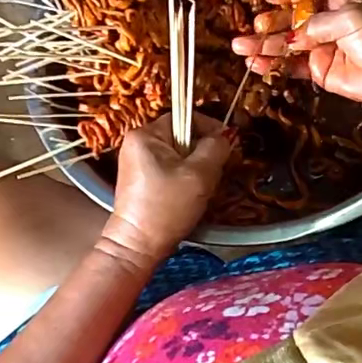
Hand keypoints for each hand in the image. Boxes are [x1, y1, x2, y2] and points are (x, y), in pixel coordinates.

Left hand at [100, 113, 230, 265]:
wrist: (138, 246)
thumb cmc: (167, 209)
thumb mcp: (200, 175)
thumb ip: (216, 148)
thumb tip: (225, 135)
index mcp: (145, 135)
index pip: (183, 116)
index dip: (208, 127)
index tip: (225, 145)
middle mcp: (136, 143)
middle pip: (181, 136)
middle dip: (201, 151)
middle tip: (214, 171)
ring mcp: (135, 162)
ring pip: (177, 154)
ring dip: (194, 167)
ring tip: (201, 187)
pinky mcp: (139, 181)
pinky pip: (168, 169)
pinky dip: (182, 178)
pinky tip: (188, 195)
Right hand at [232, 0, 361, 114]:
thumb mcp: (351, 19)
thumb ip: (317, 24)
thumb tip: (292, 33)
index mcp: (341, 2)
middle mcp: (329, 23)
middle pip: (293, 20)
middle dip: (271, 23)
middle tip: (254, 27)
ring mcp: (323, 48)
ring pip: (288, 45)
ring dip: (265, 46)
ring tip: (241, 47)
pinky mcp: (320, 72)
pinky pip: (292, 67)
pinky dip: (274, 65)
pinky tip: (257, 63)